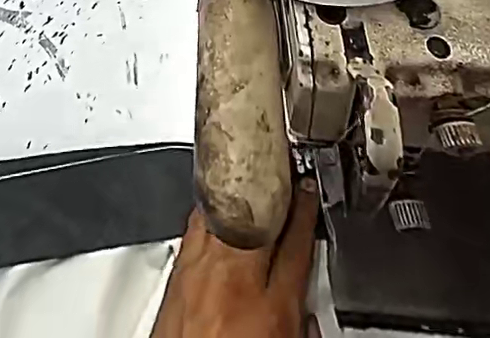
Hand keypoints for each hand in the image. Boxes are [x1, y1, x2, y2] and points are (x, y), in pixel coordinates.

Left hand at [150, 181, 316, 337]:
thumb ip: (301, 327)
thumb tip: (308, 312)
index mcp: (272, 310)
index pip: (298, 245)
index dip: (308, 211)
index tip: (310, 190)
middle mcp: (236, 281)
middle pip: (262, 215)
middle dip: (276, 187)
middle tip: (286, 167)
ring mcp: (202, 269)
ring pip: (227, 210)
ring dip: (243, 189)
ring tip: (255, 173)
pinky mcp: (178, 268)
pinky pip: (200, 222)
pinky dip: (213, 207)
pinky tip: (220, 200)